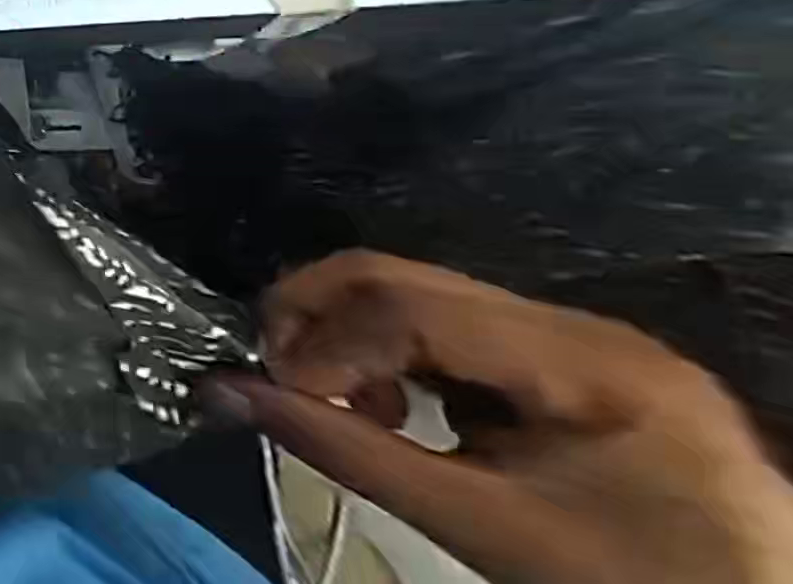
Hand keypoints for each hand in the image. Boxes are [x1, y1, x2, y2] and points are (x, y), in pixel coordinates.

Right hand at [205, 251, 792, 583]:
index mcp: (583, 362)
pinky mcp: (548, 351)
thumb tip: (223, 391)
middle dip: (312, 315)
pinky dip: (380, 349)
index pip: (408, 309)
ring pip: (402, 287)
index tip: (282, 397)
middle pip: (394, 275)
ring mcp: (563, 331)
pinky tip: (389, 405)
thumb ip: (342, 451)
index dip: (324, 345)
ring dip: (341, 331)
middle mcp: (571, 322)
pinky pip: (430, 320)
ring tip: (337, 399)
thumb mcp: (482, 530)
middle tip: (281, 374)